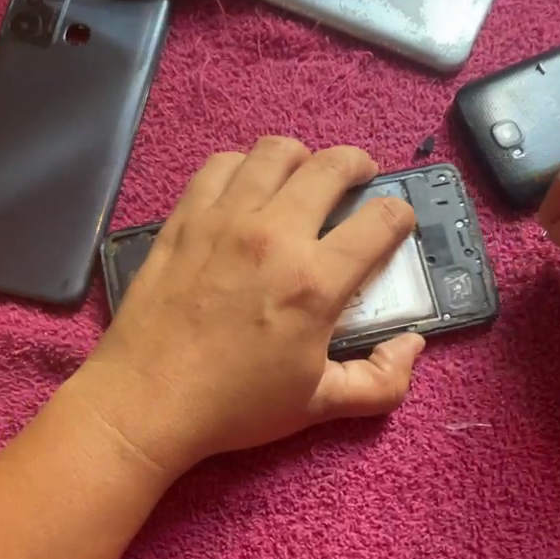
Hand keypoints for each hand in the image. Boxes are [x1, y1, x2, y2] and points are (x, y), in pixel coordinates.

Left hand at [69, 137, 425, 474]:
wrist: (146, 402)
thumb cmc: (235, 406)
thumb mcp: (318, 406)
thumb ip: (381, 382)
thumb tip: (413, 346)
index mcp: (315, 282)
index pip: (380, 221)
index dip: (400, 216)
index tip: (395, 225)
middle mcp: (274, 235)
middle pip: (333, 166)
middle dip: (360, 166)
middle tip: (360, 181)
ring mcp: (224, 220)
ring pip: (275, 152)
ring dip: (302, 158)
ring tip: (303, 178)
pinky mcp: (184, 219)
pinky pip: (220, 165)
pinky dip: (244, 166)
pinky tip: (246, 188)